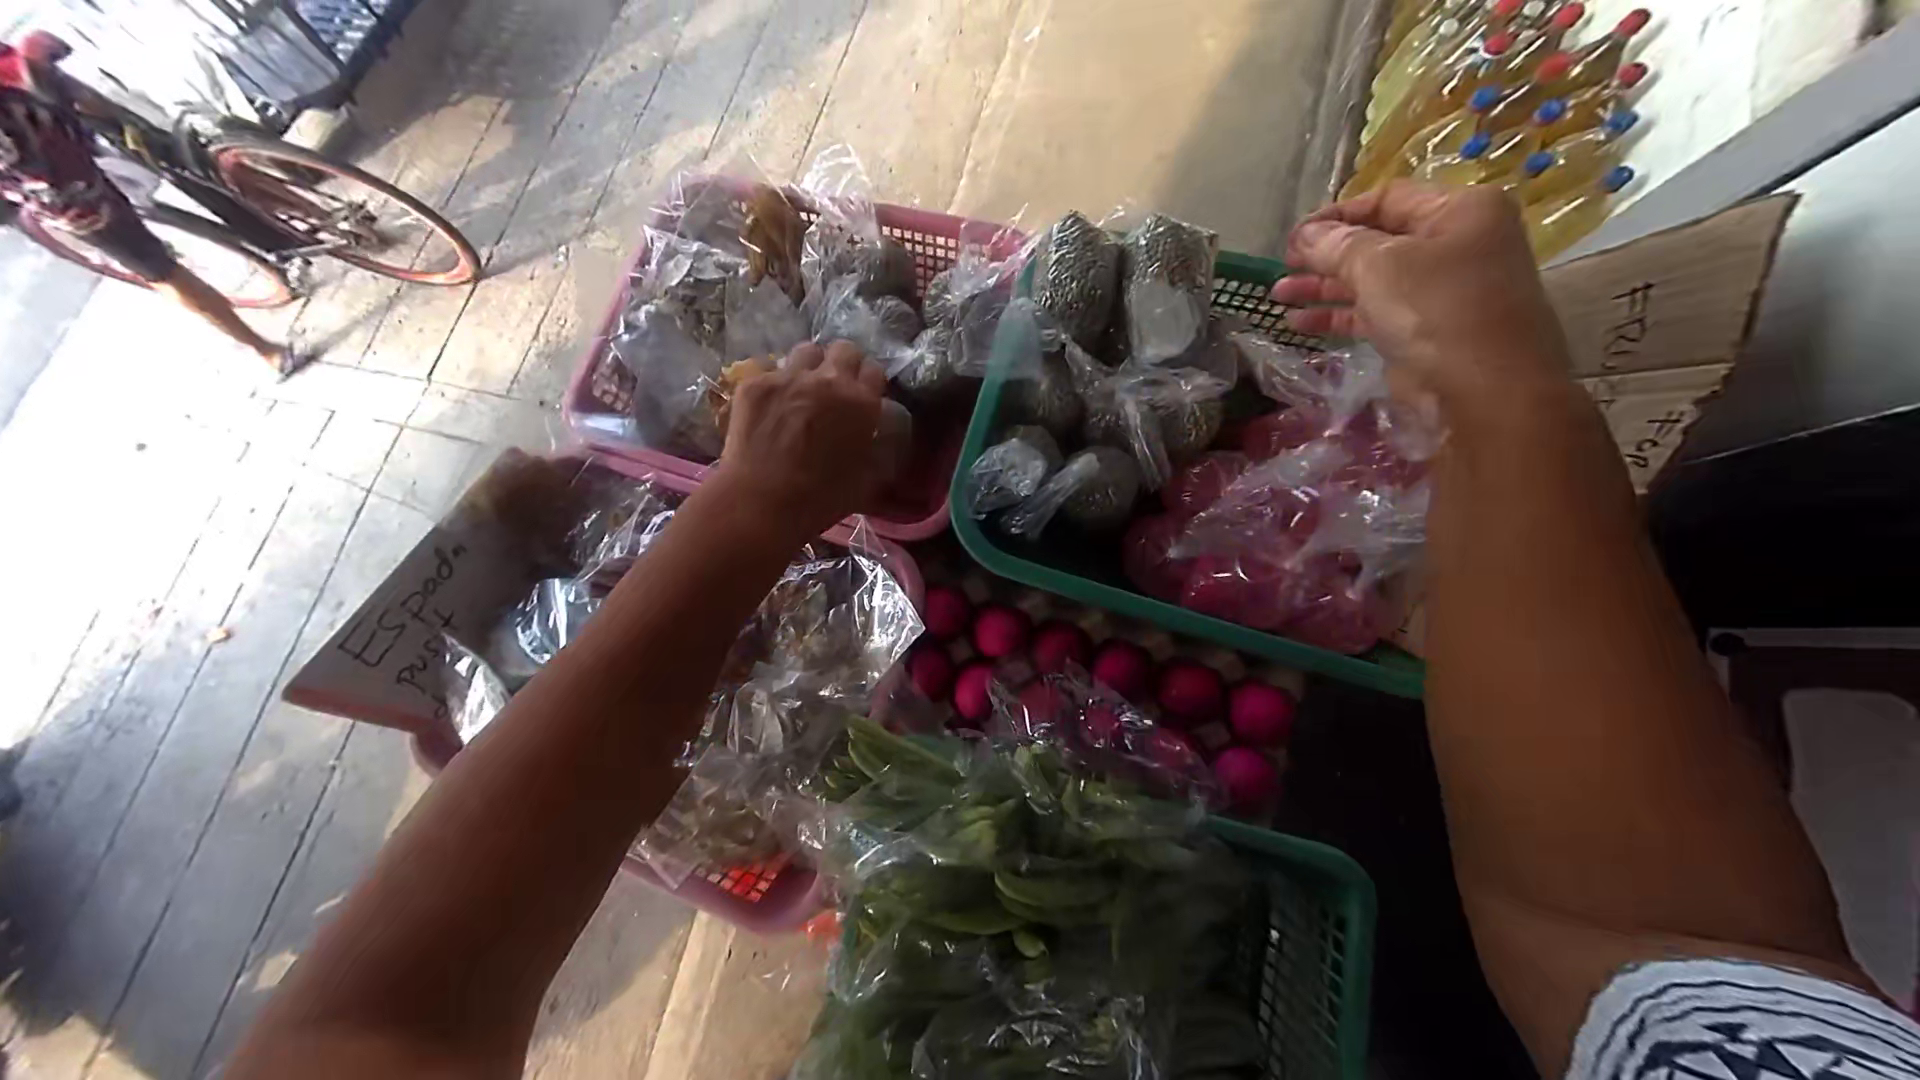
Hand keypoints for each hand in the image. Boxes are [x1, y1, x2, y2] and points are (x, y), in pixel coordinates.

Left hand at [709, 340, 886, 544]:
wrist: (761, 502)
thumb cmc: (820, 500)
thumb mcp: (866, 479)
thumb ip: (875, 447)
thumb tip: (874, 434)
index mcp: (862, 403)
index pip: (875, 370)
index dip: (868, 383)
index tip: (862, 397)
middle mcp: (829, 380)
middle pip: (844, 350)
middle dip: (843, 364)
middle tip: (834, 388)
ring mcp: (789, 377)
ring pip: (807, 351)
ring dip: (810, 367)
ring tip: (802, 389)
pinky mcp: (755, 383)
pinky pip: (771, 369)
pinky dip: (776, 384)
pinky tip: (770, 407)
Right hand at [1272, 182, 1574, 421]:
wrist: (1480, 389)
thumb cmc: (1436, 311)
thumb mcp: (1380, 266)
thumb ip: (1337, 246)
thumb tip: (1305, 234)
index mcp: (1458, 211)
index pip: (1387, 198)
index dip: (1336, 215)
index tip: (1294, 236)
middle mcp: (1453, 244)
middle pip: (1376, 240)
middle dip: (1324, 254)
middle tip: (1282, 265)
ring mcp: (1438, 290)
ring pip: (1369, 280)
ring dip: (1322, 287)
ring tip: (1278, 295)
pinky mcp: (1421, 330)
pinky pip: (1371, 313)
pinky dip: (1336, 316)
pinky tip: (1298, 323)